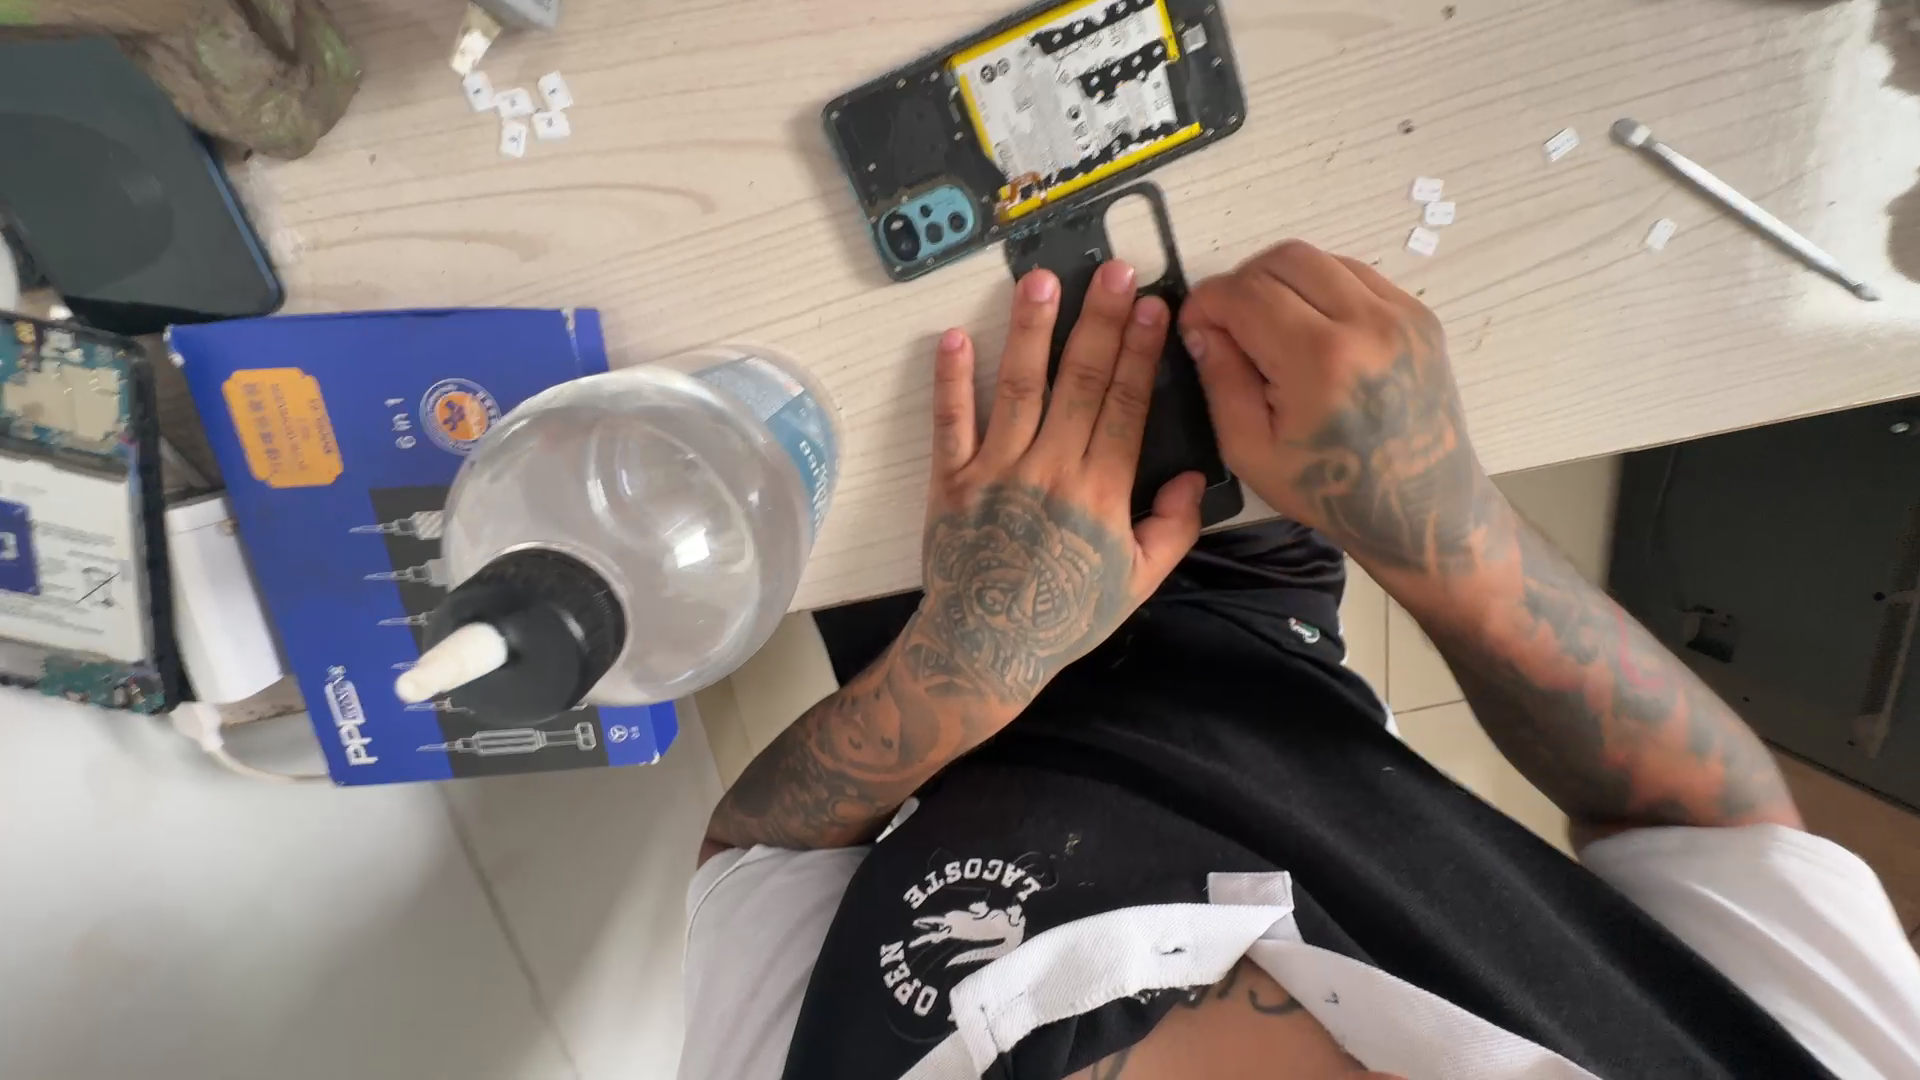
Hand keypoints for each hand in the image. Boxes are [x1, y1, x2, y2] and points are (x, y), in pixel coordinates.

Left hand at [913, 261, 1206, 708]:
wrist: (986, 646)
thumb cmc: (1064, 617)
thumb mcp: (1137, 583)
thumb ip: (1173, 528)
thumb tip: (1195, 475)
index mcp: (1100, 491)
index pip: (1126, 406)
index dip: (1141, 352)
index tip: (1153, 306)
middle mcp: (1049, 468)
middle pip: (1080, 383)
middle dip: (1100, 322)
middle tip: (1114, 271)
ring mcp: (995, 470)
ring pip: (1017, 388)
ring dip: (1030, 331)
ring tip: (1039, 281)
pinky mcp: (949, 480)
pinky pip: (949, 423)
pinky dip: (950, 381)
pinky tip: (952, 337)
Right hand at [1179, 241, 1498, 578]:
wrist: (1419, 507)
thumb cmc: (1325, 490)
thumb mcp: (1249, 451)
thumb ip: (1221, 381)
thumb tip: (1199, 329)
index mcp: (1318, 361)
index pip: (1245, 294)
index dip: (1205, 302)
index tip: (1192, 327)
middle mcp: (1366, 320)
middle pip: (1282, 259)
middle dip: (1239, 284)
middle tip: (1225, 325)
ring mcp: (1401, 312)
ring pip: (1320, 258)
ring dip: (1278, 282)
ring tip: (1263, 327)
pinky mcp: (1418, 315)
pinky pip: (1353, 274)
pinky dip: (1316, 288)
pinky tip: (1305, 329)